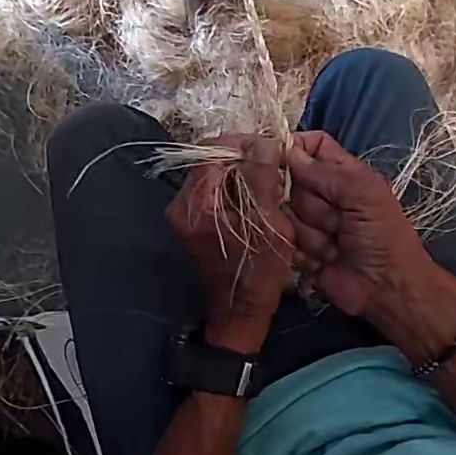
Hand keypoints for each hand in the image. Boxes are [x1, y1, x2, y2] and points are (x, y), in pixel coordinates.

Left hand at [166, 135, 293, 348]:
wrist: (241, 312)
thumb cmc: (257, 272)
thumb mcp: (267, 222)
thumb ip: (261, 178)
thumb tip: (262, 142)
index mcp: (194, 205)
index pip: (212, 153)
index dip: (242, 144)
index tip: (270, 147)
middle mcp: (182, 207)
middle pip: (211, 164)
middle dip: (244, 158)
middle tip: (273, 162)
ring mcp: (187, 217)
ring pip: (216, 178)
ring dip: (242, 173)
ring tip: (270, 178)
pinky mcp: (196, 226)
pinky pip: (217, 195)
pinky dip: (237, 190)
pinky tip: (259, 196)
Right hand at [287, 131, 455, 359]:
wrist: (386, 288)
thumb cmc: (384, 237)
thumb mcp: (364, 195)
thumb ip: (325, 172)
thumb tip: (288, 152)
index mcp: (341, 173)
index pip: (310, 146)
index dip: (294, 148)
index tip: (281, 159)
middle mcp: (320, 194)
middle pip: (289, 183)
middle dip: (311, 206)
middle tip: (337, 222)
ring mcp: (307, 223)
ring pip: (284, 216)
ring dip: (312, 234)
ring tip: (336, 246)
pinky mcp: (298, 250)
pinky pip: (283, 243)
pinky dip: (305, 254)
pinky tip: (325, 262)